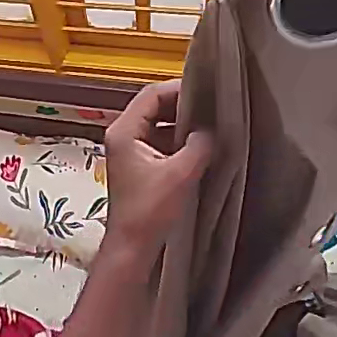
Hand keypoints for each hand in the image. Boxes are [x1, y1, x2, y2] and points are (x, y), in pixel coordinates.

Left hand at [101, 80, 212, 258]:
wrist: (133, 247)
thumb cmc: (149, 211)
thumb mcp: (180, 174)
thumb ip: (199, 145)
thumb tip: (211, 131)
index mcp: (125, 131)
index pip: (152, 95)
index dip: (180, 89)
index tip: (207, 92)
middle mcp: (124, 136)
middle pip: (155, 107)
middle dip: (184, 107)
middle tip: (213, 108)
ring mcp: (130, 151)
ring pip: (160, 125)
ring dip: (183, 125)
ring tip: (211, 126)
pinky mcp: (140, 165)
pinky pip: (161, 142)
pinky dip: (180, 141)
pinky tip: (201, 146)